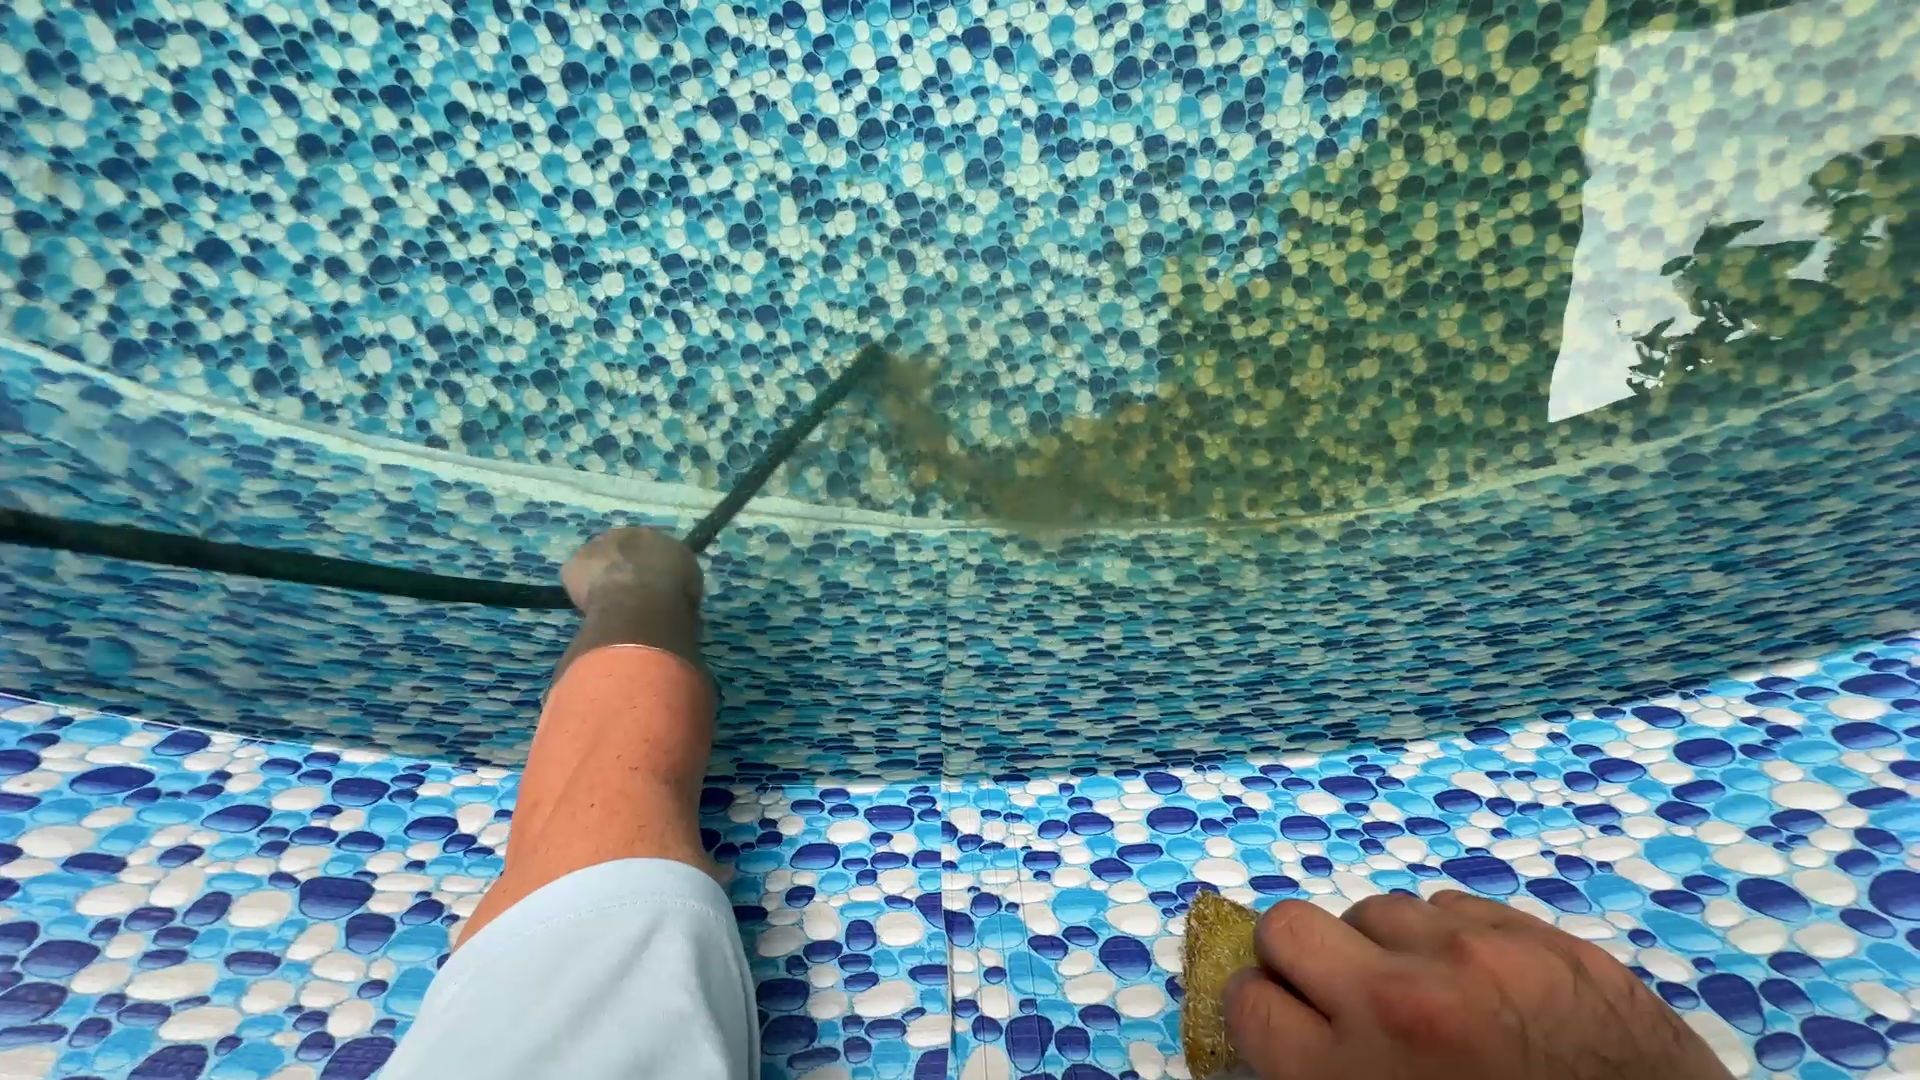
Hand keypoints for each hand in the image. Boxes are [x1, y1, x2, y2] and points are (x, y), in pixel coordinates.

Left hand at [561, 527, 701, 612]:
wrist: (641, 599)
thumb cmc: (673, 589)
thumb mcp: (690, 579)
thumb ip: (677, 573)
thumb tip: (673, 581)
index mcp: (655, 534)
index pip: (650, 543)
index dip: (649, 561)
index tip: (651, 577)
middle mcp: (624, 533)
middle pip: (621, 546)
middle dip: (623, 562)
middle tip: (628, 586)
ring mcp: (594, 547)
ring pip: (596, 558)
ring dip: (600, 573)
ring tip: (607, 597)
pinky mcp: (572, 566)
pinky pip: (576, 576)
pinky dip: (581, 589)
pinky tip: (590, 604)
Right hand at [1223, 890, 1733, 1079]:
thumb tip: (1279, 1034)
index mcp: (1356, 1078)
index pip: (1249, 1000)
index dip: (1264, 1014)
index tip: (1291, 1027)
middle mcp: (1401, 1002)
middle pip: (1286, 925)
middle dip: (1302, 961)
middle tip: (1344, 998)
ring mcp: (1476, 959)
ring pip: (1372, 909)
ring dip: (1386, 950)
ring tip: (1438, 998)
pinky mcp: (1542, 939)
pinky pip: (1450, 908)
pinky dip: (1455, 943)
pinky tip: (1496, 992)